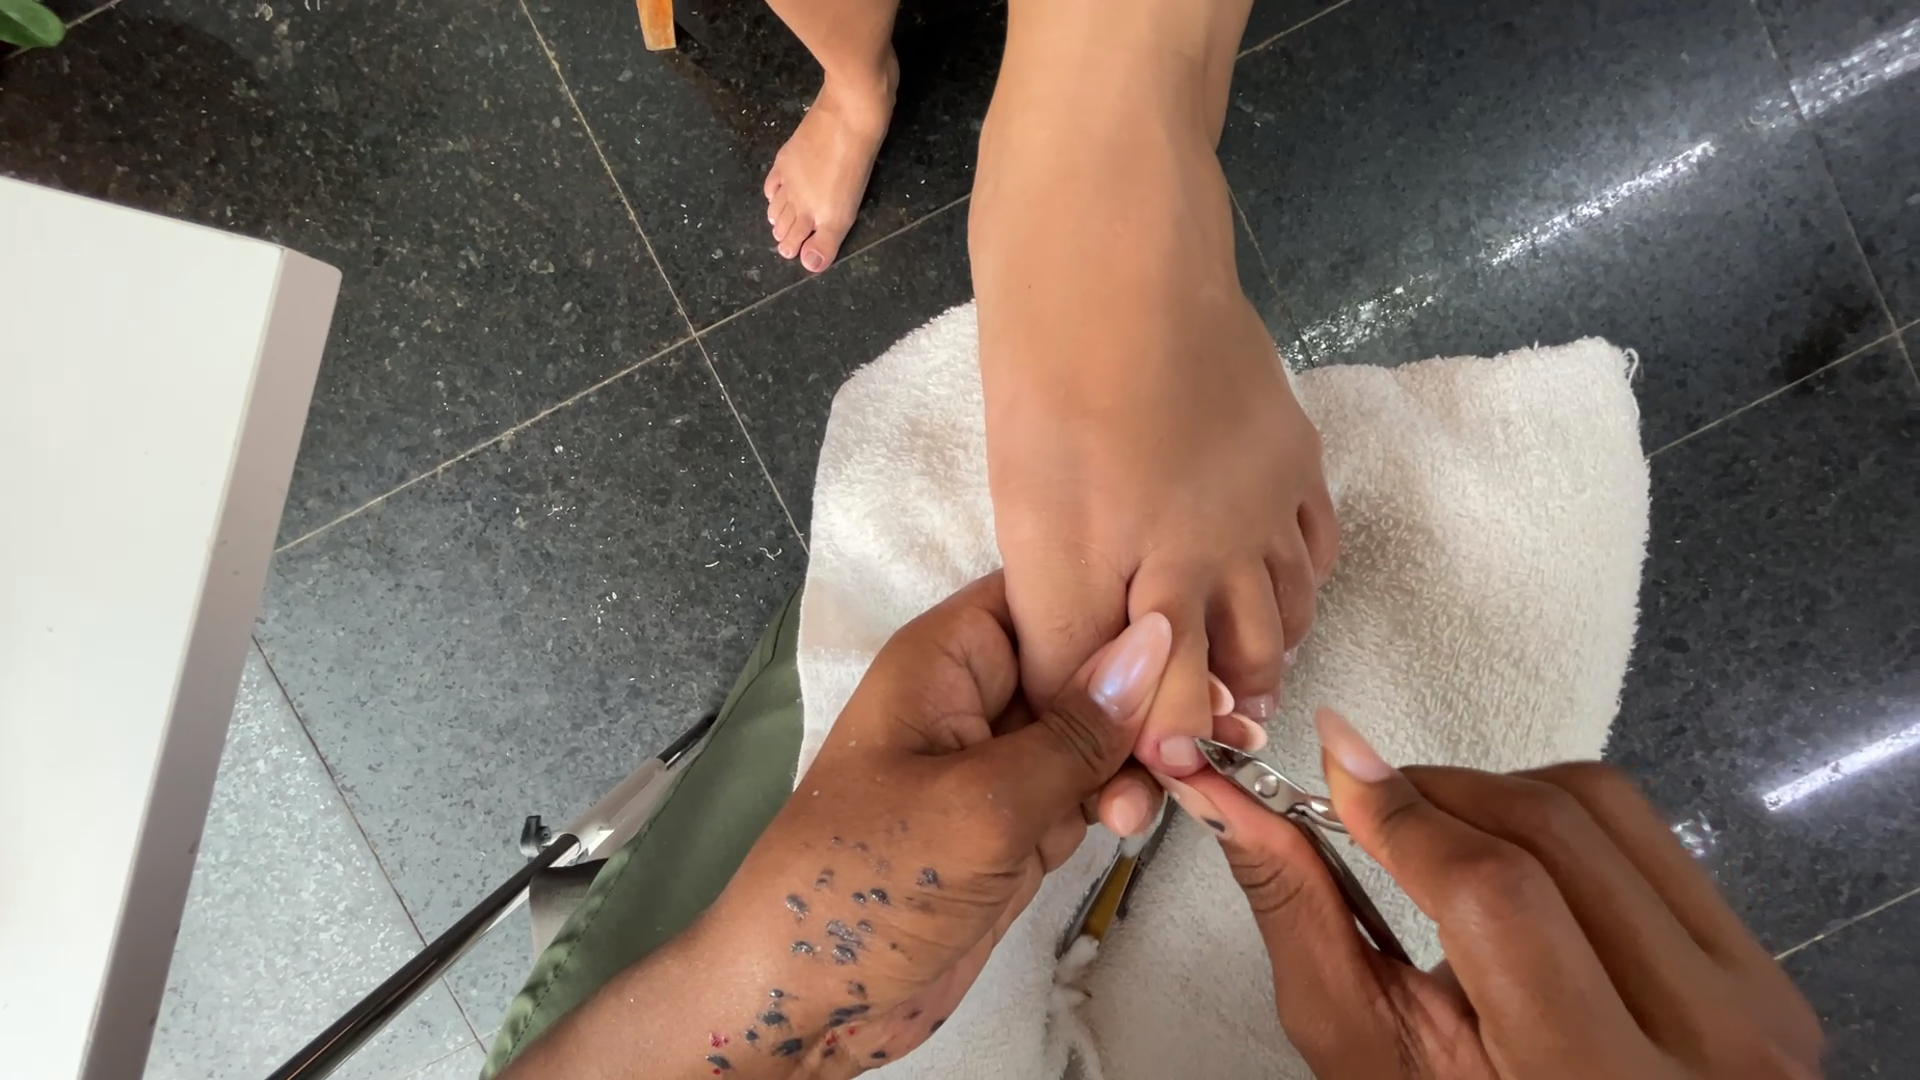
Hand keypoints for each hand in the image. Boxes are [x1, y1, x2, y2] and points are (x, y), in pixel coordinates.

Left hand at [692, 573, 1172, 1076]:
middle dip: (1134, 702)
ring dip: (1125, 762)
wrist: (810, 1002)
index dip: (1116, 612)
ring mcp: (997, 759)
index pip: (1045, 595)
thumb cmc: (872, 878)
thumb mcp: (983, 801)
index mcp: (948, 657)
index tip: (1192, 650)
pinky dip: (1108, 801)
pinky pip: (1080, 785)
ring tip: (1133, 807)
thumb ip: (1075, 729)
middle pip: (1078, 666)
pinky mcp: (1015, 815)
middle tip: (1198, 736)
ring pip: (1089, 732)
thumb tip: (1155, 640)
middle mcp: (975, 695)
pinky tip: (1125, 825)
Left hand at [972, 68, 1338, 811]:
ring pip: (1286, 613)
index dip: (1152, 759)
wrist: (1108, 254)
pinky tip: (1279, 594)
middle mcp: (1236, 551)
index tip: (1135, 799)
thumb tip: (1081, 708)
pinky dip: (1298, 588)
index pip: (1168, 706)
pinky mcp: (1292, 445)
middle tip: (1195, 749)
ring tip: (1237, 689)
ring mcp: (1275, 494)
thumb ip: (1064, 629)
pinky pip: (1315, 546)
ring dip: (1260, 660)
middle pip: (1242, 669)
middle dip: (1215, 719)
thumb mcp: (1033, 526)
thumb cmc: (1048, 394)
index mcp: (1162, 579)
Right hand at [1191, 709, 1823, 1078]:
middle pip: (1549, 827)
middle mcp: (1712, 1047)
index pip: (1495, 894)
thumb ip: (1291, 904)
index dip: (1401, 811)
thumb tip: (1220, 787)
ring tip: (1433, 837)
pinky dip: (1546, 809)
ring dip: (1486, 791)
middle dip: (1432, 790)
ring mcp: (1759, 1007)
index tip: (1335, 759)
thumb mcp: (1352, 1037)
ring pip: (1598, 806)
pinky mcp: (1763, 971)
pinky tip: (1504, 859)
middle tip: (1369, 808)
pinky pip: (1641, 828)